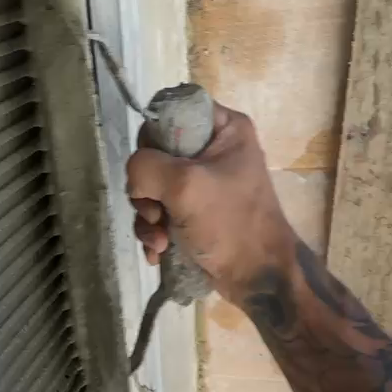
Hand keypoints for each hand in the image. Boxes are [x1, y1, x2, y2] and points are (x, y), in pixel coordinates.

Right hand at [125, 103, 297, 304]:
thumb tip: (134, 176)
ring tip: (159, 242)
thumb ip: (147, 167)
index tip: (150, 170)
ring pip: (152, 190)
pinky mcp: (192, 215)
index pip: (171, 114)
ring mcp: (201, 186)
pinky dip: (154, 234)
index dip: (152, 141)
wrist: (256, 277)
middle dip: (146, 191)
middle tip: (155, 213)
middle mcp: (212, 152)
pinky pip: (159, 215)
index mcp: (223, 129)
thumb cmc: (231, 224)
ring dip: (147, 219)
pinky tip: (159, 252)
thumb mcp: (186, 187)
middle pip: (155, 156)